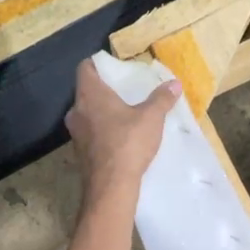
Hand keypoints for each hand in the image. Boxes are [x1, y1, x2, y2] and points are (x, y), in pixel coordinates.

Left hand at [64, 58, 180, 200]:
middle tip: (123, 92)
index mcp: (90, 94)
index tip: (114, 68)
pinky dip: (101, 132)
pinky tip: (118, 138)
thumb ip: (161, 99)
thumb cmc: (128, 143)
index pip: (85, 68)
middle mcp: (76, 110)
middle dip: (103, 91)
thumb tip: (174, 83)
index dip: (98, 64)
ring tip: (123, 116)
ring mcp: (75, 133)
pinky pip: (89, 134)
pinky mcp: (79, 153)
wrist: (111, 186)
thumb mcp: (151, 118)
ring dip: (102, 113)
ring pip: (86, 114)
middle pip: (86, 92)